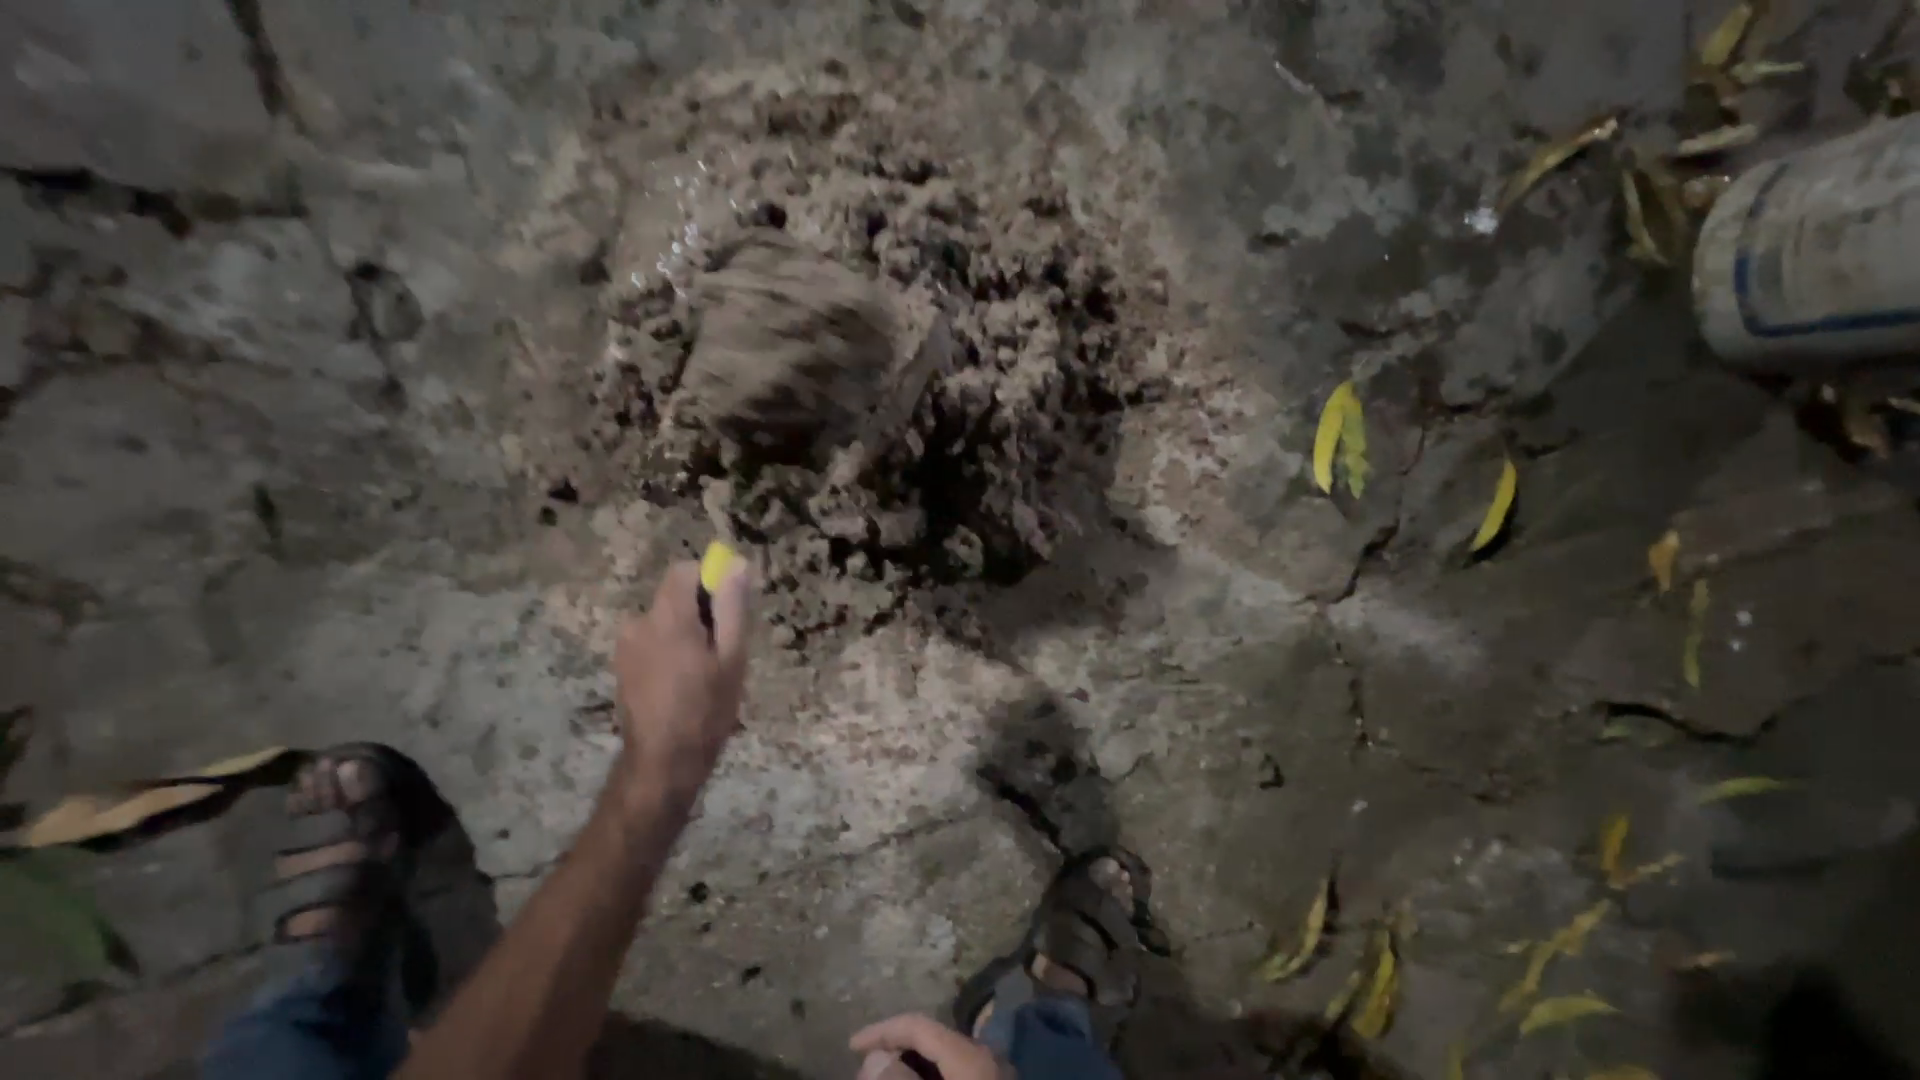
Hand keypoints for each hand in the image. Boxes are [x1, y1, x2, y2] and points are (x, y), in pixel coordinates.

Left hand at [613, 558, 752, 793]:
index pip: (685, 571)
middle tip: (722, 652)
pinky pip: (652, 642)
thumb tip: (735, 563)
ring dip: (685, 635)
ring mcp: (625, 646)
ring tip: (703, 674)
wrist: (663, 762)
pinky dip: (669, 652)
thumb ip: (732, 607)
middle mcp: (638, 623)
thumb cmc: (706, 709)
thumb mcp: (732, 658)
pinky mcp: (622, 666)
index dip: (710, 583)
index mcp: (667, 617)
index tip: (728, 614)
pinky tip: (682, 685)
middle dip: (701, 614)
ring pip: (664, 621)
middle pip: (675, 597)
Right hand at [850, 1014, 1010, 1079]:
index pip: (918, 1024)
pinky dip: (933, 1074)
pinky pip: (957, 1071)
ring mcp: (994, 1070)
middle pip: (931, 1039)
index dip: (882, 1030)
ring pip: (943, 1057)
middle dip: (895, 1049)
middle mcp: (984, 1052)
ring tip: (887, 1074)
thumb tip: (874, 1057)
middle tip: (867, 1068)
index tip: (852, 1046)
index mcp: (968, 1051)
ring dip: (912, 1065)